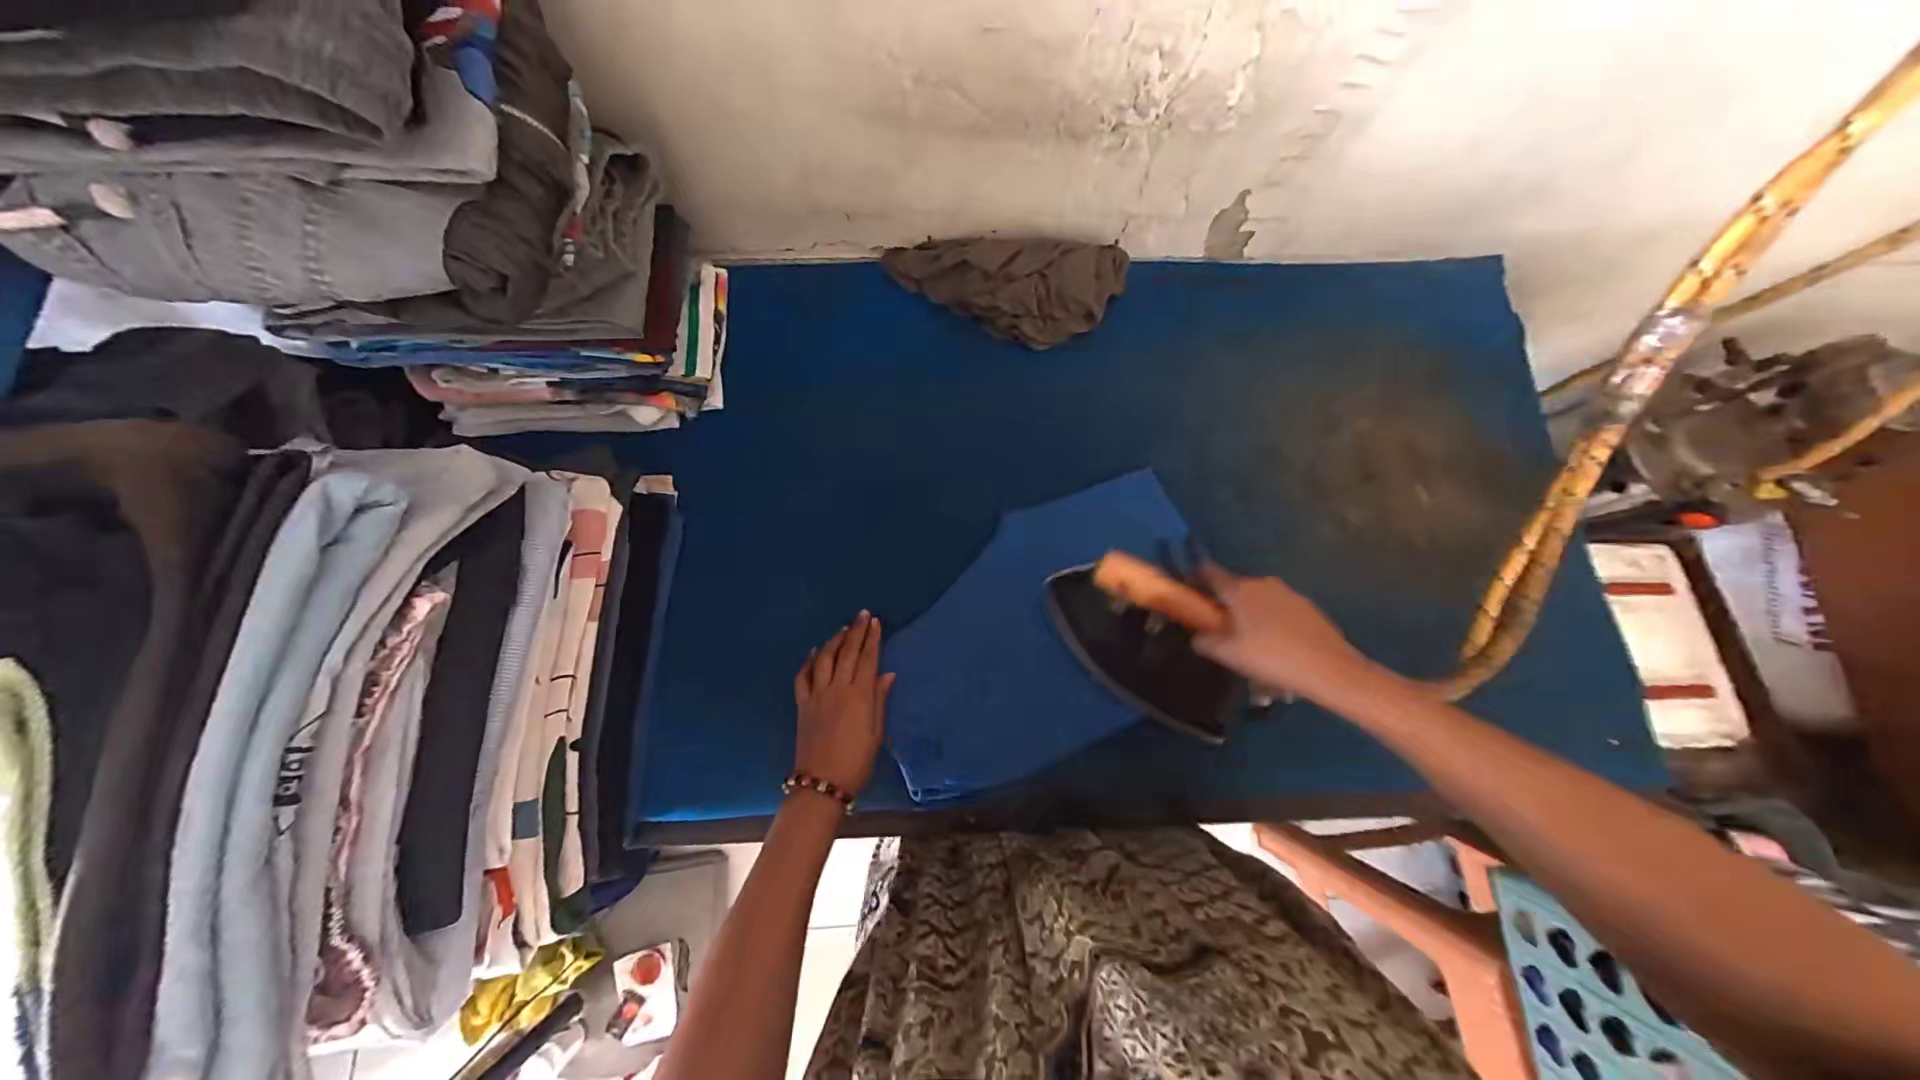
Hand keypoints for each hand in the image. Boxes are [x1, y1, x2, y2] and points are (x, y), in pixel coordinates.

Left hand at [792, 611, 893, 794]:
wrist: (822, 783)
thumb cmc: (857, 761)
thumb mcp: (876, 732)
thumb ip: (880, 700)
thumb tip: (886, 674)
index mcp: (860, 695)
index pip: (868, 658)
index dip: (872, 639)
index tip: (876, 622)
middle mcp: (837, 688)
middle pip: (847, 653)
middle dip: (856, 631)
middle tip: (863, 615)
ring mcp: (816, 694)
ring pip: (824, 658)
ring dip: (834, 641)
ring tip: (843, 629)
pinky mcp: (802, 704)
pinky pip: (803, 676)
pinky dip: (808, 661)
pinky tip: (813, 652)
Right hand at [1192, 563, 1369, 697]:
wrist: (1329, 669)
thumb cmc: (1269, 657)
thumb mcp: (1226, 654)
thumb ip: (1203, 640)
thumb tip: (1197, 635)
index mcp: (1238, 589)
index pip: (1208, 571)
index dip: (1194, 579)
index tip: (1189, 594)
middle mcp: (1262, 583)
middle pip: (1234, 587)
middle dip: (1224, 604)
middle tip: (1220, 629)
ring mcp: (1288, 593)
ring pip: (1258, 599)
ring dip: (1249, 613)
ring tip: (1250, 642)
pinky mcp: (1308, 607)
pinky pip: (1279, 609)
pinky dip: (1271, 621)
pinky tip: (1276, 646)